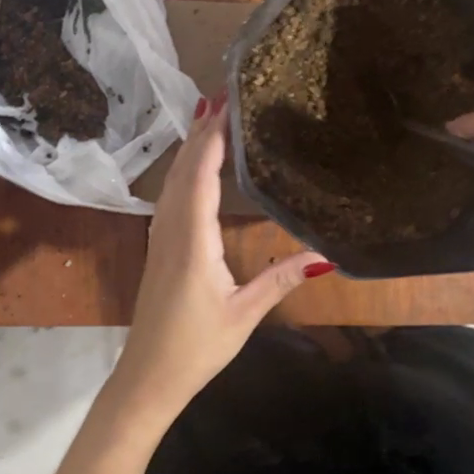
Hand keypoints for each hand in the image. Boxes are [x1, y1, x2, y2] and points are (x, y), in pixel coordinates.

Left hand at [114, 94, 328, 405]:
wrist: (148, 376)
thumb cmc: (197, 348)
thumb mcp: (245, 314)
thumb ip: (280, 280)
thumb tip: (325, 255)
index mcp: (193, 243)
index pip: (201, 178)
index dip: (212, 140)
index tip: (225, 105)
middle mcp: (171, 232)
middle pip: (183, 172)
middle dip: (199, 133)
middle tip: (218, 97)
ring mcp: (159, 241)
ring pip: (171, 184)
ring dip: (188, 150)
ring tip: (206, 121)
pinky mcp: (157, 251)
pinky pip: (168, 200)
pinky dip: (181, 175)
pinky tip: (190, 171)